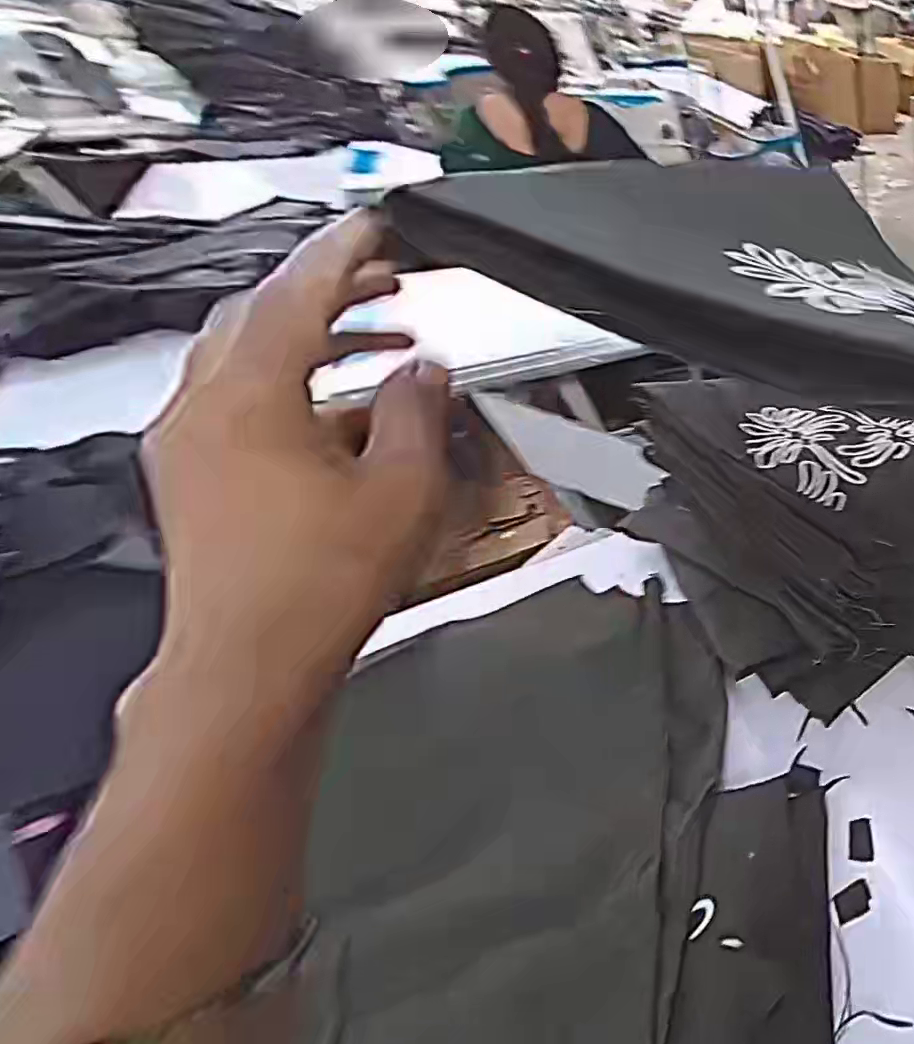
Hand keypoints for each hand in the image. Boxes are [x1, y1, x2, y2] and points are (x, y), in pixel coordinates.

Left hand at [131, 211, 450, 751]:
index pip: (295, 301)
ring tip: (389, 345)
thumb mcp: (402, 486)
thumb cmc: (324, 575)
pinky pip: (252, 402)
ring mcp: (192, 442)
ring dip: (323, 342)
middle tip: (390, 280)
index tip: (372, 227)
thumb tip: (425, 369)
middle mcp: (200, 411)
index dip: (341, 257)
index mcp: (247, 403)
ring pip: (256, 361)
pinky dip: (308, 388)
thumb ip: (415, 413)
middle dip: (330, 293)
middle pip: (262, 321)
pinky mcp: (201, 472)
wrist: (257, 649)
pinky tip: (360, 408)